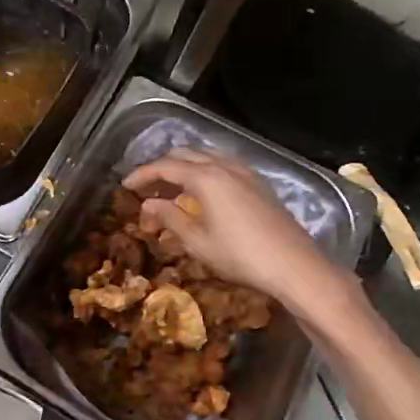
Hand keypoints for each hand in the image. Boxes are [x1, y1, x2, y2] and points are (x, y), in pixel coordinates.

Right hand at [123, 149, 350, 316]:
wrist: (294, 265)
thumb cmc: (240, 256)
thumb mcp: (197, 241)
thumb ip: (170, 218)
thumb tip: (148, 205)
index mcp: (205, 177)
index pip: (164, 167)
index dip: (141, 175)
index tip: (125, 186)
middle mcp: (223, 166)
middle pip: (184, 154)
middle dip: (161, 167)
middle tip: (145, 187)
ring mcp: (244, 172)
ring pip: (205, 156)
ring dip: (183, 166)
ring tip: (169, 188)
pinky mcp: (258, 182)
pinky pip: (222, 164)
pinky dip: (203, 170)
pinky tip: (201, 192)